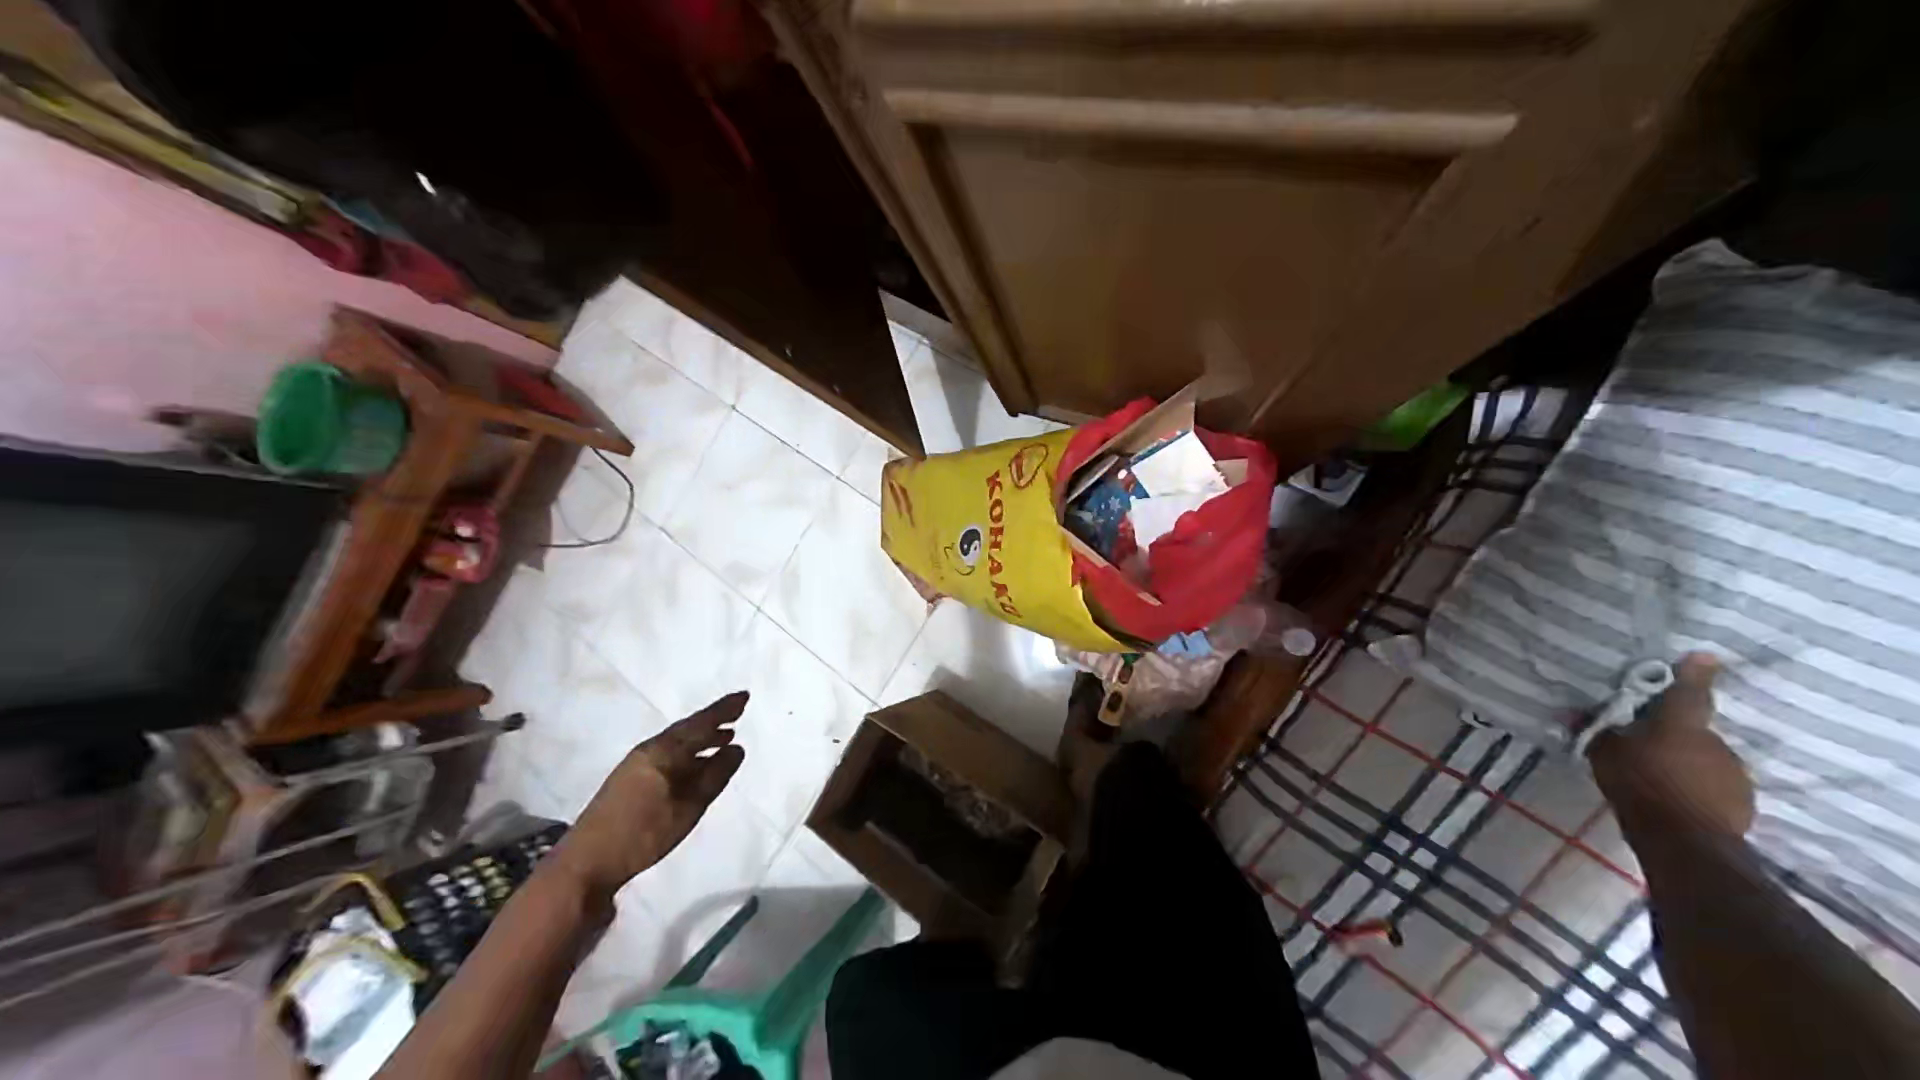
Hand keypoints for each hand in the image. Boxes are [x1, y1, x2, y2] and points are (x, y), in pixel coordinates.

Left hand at [550, 692, 747, 897]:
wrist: (586, 863)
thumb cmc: (641, 833)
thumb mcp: (687, 806)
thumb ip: (714, 776)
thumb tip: (736, 748)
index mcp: (662, 752)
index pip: (699, 724)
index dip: (723, 710)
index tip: (745, 696)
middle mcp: (649, 751)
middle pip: (686, 730)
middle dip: (713, 721)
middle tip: (738, 713)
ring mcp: (636, 765)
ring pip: (677, 744)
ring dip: (701, 739)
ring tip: (725, 737)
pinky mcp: (630, 781)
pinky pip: (668, 755)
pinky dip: (688, 753)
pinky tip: (697, 764)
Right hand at [1588, 653, 1753, 838]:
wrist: (1686, 840)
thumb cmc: (1640, 784)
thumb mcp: (1604, 755)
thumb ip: (1597, 733)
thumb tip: (1575, 713)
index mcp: (1681, 725)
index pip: (1688, 692)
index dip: (1695, 672)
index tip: (1704, 656)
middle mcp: (1715, 741)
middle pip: (1693, 729)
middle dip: (1675, 734)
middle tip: (1650, 745)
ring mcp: (1734, 772)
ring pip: (1706, 758)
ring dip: (1687, 762)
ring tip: (1661, 777)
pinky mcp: (1743, 801)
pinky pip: (1715, 784)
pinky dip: (1697, 785)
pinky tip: (1677, 798)